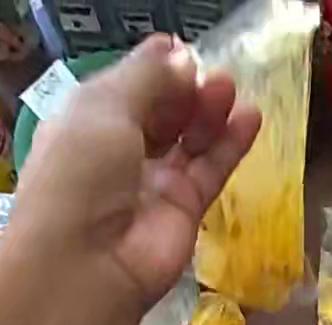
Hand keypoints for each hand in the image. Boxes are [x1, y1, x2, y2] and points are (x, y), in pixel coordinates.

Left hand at [8, 36, 261, 306]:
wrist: (88, 264)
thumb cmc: (82, 173)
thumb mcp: (105, 106)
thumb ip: (147, 78)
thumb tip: (183, 60)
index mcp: (89, 123)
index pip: (129, 88)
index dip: (156, 69)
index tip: (183, 53)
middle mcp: (121, 155)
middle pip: (163, 113)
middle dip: (186, 90)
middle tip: (212, 77)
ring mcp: (155, 187)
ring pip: (189, 142)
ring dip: (210, 113)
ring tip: (230, 91)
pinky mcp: (184, 213)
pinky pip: (210, 172)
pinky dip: (230, 145)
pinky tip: (250, 118)